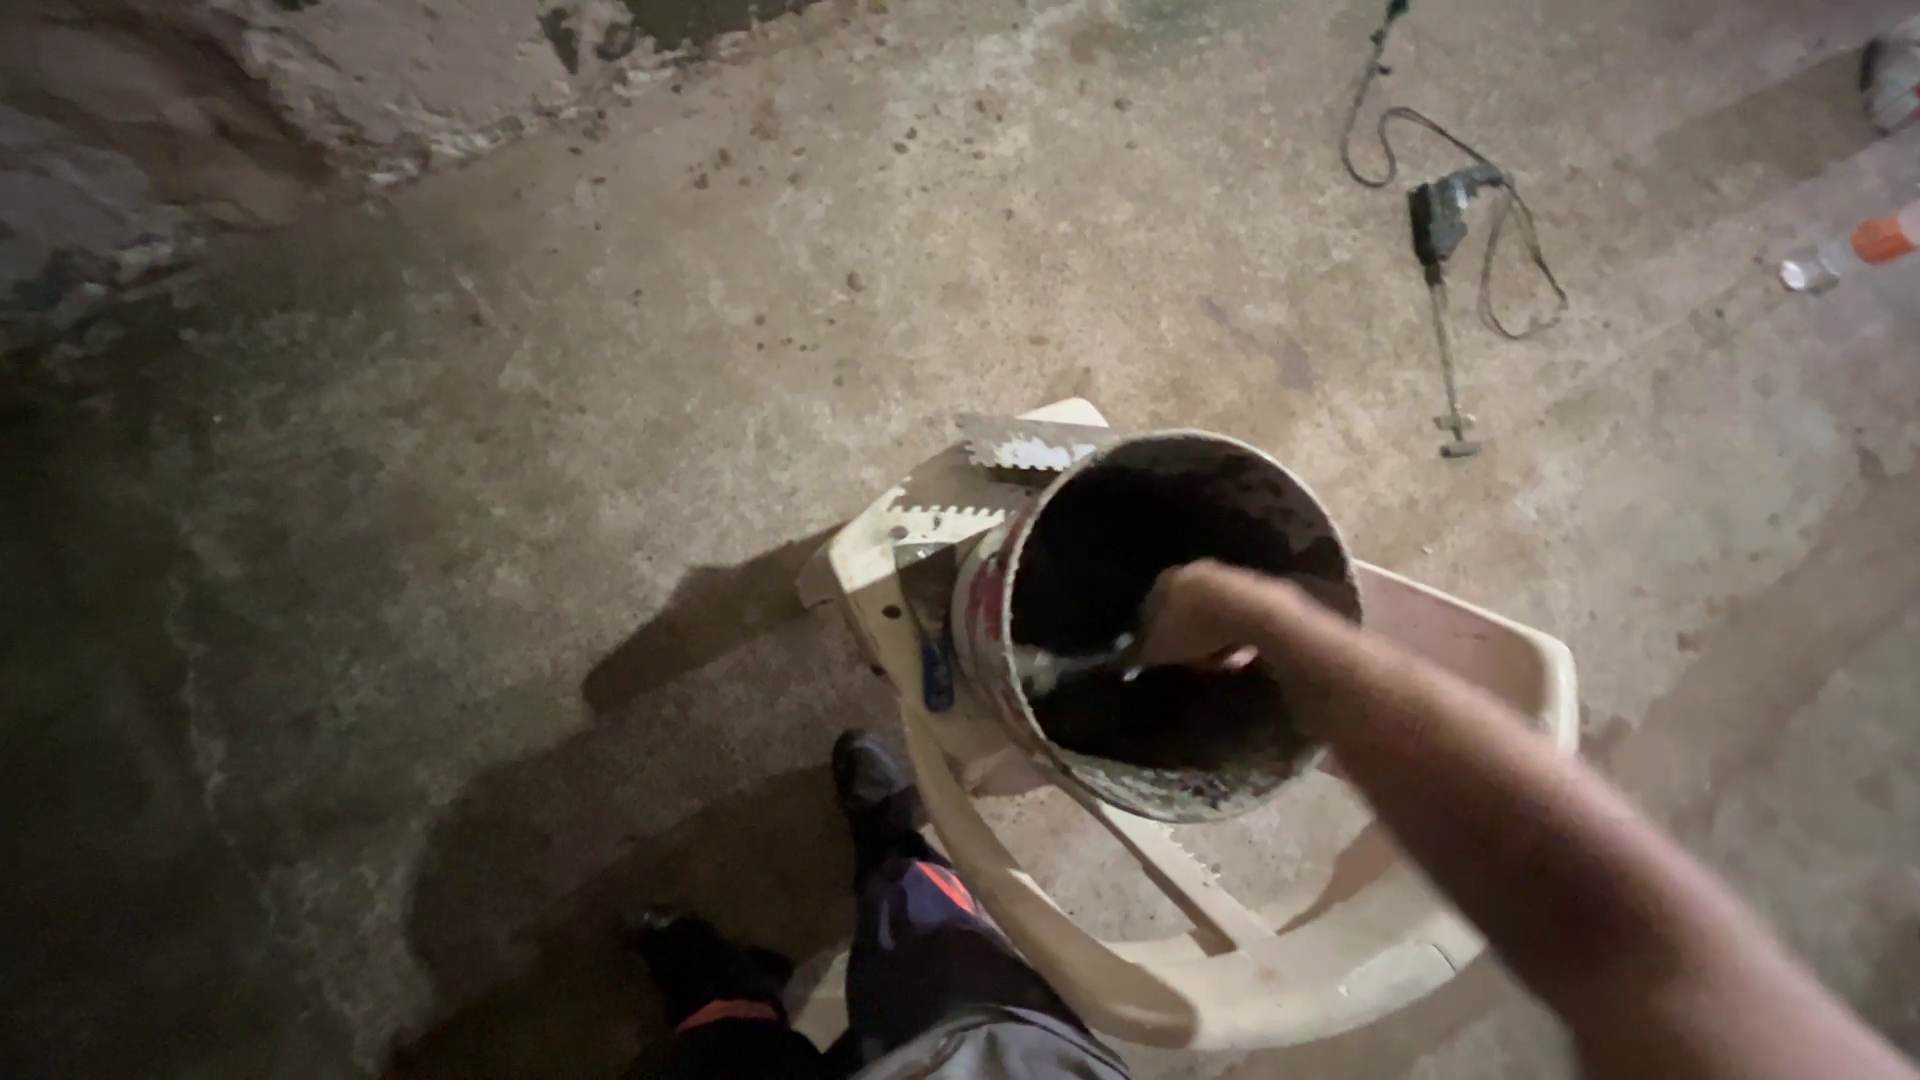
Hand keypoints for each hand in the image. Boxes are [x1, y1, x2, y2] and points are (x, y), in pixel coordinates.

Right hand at [1135, 560, 1287, 669]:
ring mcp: (1224, 576)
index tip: (1166, 656)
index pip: (1151, 610)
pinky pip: (1239, 617)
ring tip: (1224, 660)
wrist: (1250, 612)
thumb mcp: (1159, 649)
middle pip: (1184, 613)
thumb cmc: (1194, 629)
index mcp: (1164, 581)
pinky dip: (1238, 634)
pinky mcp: (1253, 587)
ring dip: (1216, 641)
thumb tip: (1125, 660)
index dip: (1155, 636)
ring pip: (1213, 617)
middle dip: (1191, 640)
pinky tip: (1243, 650)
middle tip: (1198, 661)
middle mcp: (1192, 571)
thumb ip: (1138, 654)